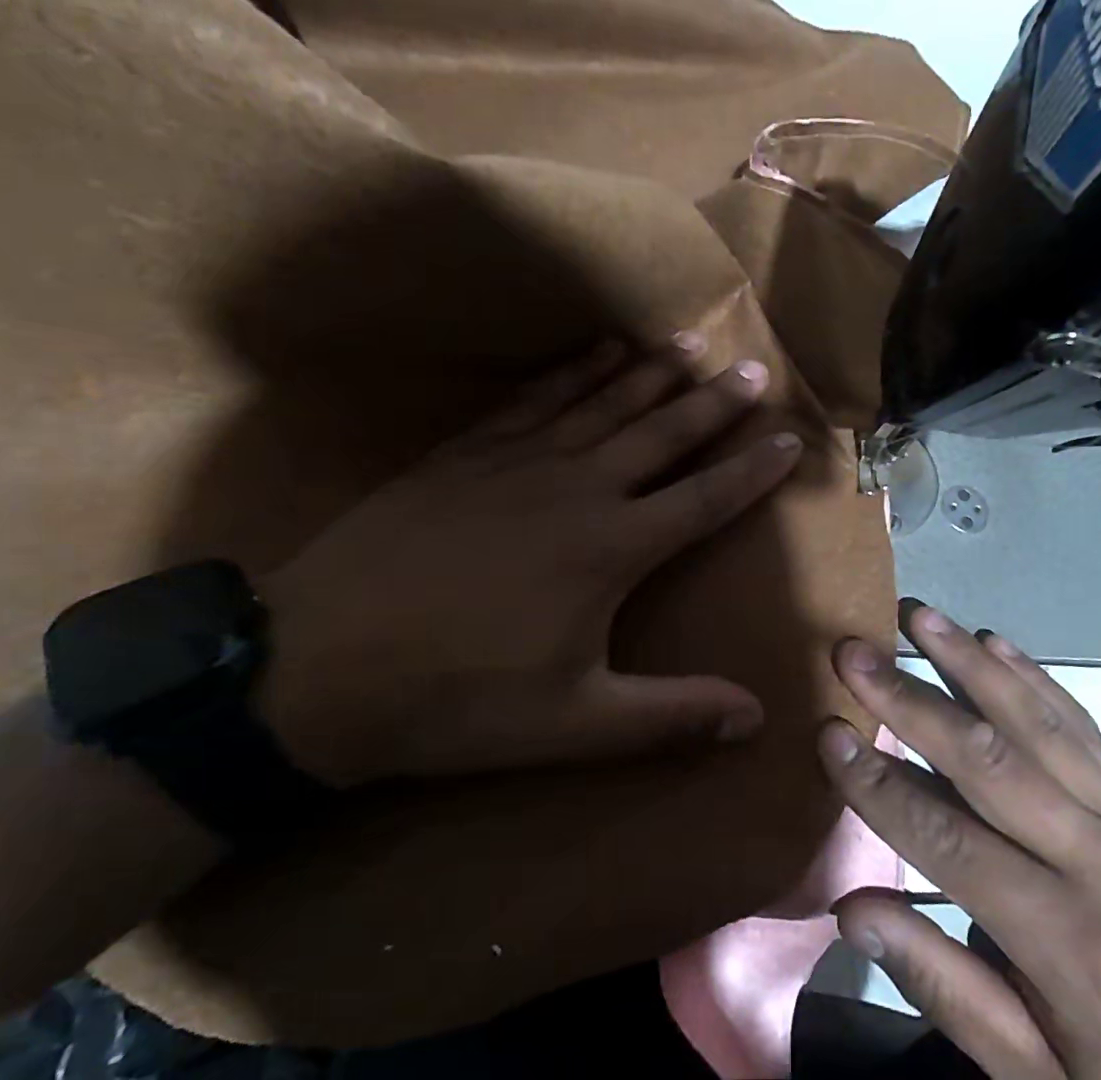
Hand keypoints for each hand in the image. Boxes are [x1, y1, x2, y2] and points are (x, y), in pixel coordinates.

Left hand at [256, 340, 802, 787]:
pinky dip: (573, 373)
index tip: (792, 439)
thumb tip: (758, 719)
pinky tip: (597, 354)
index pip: (705, 498)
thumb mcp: (577, 724)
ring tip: (689, 341)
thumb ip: (673, 715)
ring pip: (603, 404)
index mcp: (612, 548)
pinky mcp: (464, 456)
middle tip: (754, 367)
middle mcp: (577, 490)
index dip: (753, 470)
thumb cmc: (458, 700)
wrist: (309, 671)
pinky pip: (534, 401)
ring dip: (652, 373)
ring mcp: (517, 465)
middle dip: (715, 402)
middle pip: (662, 434)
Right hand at [816, 603, 1100, 1079]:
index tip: (829, 731)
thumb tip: (852, 907)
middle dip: (914, 699)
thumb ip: (945, 985)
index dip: (881, 787)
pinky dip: (1038, 680)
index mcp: (1070, 939)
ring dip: (974, 663)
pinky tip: (999, 645)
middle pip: (991, 760)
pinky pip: (1086, 728)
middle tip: (856, 650)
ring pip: (1041, 722)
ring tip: (922, 618)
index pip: (952, 842)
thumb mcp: (1035, 1073)